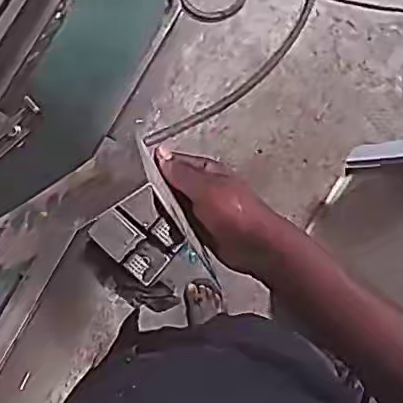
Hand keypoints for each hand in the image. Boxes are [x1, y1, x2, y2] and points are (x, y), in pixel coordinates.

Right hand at [155, 148, 290, 275]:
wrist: (257, 248)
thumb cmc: (240, 214)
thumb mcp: (205, 189)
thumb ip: (181, 173)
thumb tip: (161, 154)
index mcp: (206, 170)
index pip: (173, 162)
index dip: (157, 169)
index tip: (145, 179)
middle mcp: (203, 186)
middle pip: (169, 185)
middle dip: (162, 196)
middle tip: (164, 207)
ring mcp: (202, 207)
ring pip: (172, 207)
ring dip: (169, 215)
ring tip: (175, 222)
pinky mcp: (201, 227)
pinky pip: (179, 224)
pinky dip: (176, 229)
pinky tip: (179, 233)